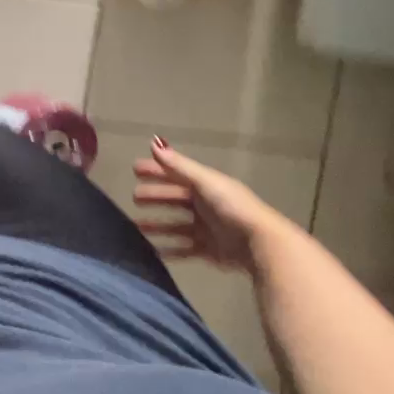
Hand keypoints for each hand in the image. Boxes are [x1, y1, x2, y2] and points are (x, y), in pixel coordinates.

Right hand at [132, 139, 289, 273]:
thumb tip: (153, 142)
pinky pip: (184, 249)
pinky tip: (153, 250)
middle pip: (175, 200)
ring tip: (136, 227)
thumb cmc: (232, 208)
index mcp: (207, 187)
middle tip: (134, 198)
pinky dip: (169, 249)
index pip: (177, 176)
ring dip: (157, 225)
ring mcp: (207, 229)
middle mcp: (206, 206)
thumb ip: (179, 166)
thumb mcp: (205, 182)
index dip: (157, 171)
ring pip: (175, 225)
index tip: (134, 169)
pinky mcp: (208, 250)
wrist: (259, 244)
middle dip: (154, 197)